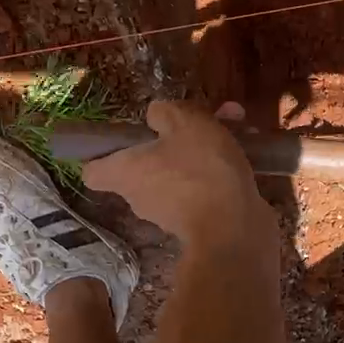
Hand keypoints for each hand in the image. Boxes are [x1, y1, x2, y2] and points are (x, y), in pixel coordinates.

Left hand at [84, 101, 276, 250]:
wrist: (235, 230)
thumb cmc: (201, 170)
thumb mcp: (185, 123)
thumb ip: (166, 112)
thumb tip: (155, 115)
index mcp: (125, 172)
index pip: (93, 171)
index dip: (104, 153)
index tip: (126, 138)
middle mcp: (141, 196)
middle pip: (146, 165)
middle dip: (174, 139)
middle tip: (202, 120)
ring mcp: (171, 214)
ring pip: (181, 172)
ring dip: (204, 150)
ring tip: (236, 127)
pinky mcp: (202, 222)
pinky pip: (204, 188)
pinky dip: (220, 171)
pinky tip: (250, 151)